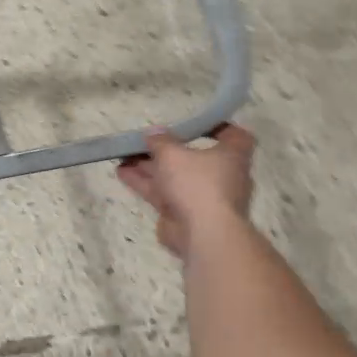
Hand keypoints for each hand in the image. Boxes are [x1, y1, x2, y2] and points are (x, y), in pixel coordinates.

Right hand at [115, 123, 256, 261]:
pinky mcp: (184, 212)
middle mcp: (221, 175)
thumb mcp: (172, 154)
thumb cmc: (196, 184)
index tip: (193, 124)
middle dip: (167, 150)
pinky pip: (163, 192)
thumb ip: (160, 141)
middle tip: (144, 142)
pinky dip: (144, 182)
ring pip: (174, 176)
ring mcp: (202, 195)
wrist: (203, 232)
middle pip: (194, 157)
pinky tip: (122, 173)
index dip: (217, 127)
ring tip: (123, 156)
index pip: (234, 136)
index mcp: (231, 156)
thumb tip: (155, 132)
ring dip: (149, 166)